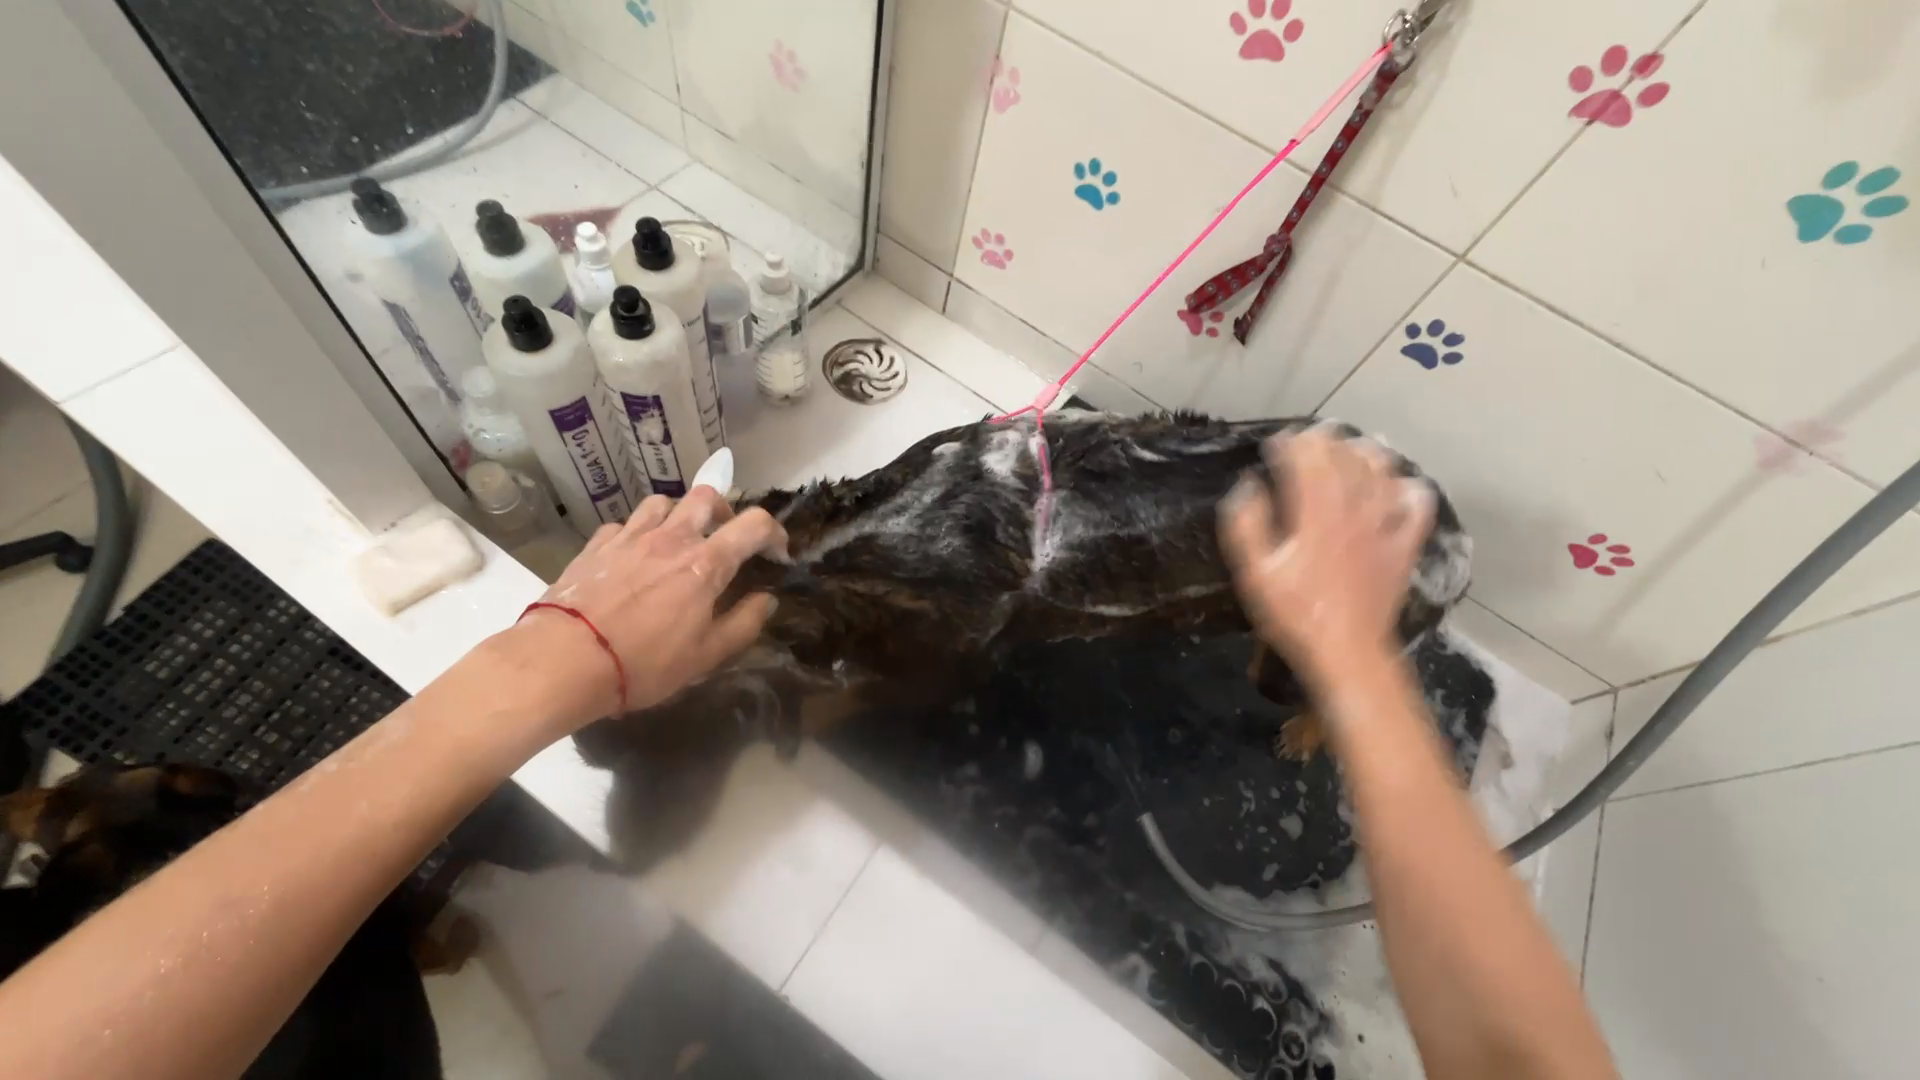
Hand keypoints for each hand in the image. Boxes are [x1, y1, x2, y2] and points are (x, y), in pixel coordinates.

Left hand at [521, 489, 788, 724]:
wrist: (564, 661)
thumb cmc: (644, 663)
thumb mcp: (707, 656)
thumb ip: (744, 623)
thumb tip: (767, 600)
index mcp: (706, 563)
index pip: (754, 525)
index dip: (774, 533)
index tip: (777, 555)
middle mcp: (671, 538)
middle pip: (706, 497)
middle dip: (725, 511)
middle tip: (725, 538)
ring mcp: (630, 537)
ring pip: (663, 503)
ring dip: (679, 516)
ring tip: (678, 541)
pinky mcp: (596, 546)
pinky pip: (624, 525)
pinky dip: (637, 534)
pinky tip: (634, 557)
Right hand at [1219, 429, 1432, 685]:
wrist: (1346, 650)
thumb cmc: (1294, 613)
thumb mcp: (1255, 573)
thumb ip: (1248, 526)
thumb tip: (1247, 487)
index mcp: (1313, 517)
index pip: (1307, 465)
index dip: (1293, 445)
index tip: (1279, 439)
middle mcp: (1352, 513)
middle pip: (1345, 463)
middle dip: (1329, 441)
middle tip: (1316, 433)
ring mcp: (1382, 530)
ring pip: (1383, 477)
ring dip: (1370, 455)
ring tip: (1359, 445)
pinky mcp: (1402, 548)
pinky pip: (1416, 511)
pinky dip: (1412, 492)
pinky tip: (1405, 485)